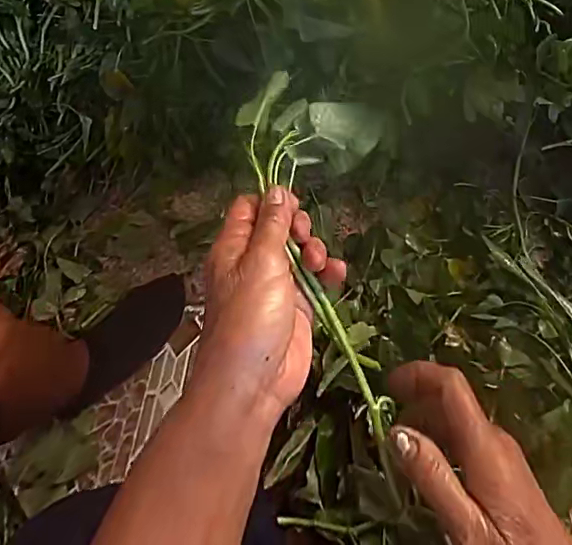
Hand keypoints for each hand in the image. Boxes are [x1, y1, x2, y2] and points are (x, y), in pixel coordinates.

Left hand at [195, 187, 346, 422]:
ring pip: (301, 250)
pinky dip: (328, 272)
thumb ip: (273, 224)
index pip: (250, 208)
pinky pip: (316, 278)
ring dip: (315, 249)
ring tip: (318, 264)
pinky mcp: (298, 305)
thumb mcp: (261, 261)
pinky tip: (336, 274)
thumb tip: (276, 189)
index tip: (292, 208)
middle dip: (298, 226)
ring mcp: (277, 284)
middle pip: (279, 227)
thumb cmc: (250, 316)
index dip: (272, 203)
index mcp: (234, 247)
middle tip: (304, 237)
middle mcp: (254, 261)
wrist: (254, 383)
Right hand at [389, 362, 571, 544]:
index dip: (418, 373)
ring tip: (400, 446)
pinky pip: (468, 439)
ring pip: (458, 420)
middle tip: (385, 422)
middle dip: (416, 401)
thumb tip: (396, 431)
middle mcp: (496, 439)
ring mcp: (504, 453)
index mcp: (485, 444)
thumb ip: (432, 477)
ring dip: (426, 422)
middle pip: (452, 400)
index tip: (388, 382)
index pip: (451, 385)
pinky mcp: (507, 470)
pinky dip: (442, 440)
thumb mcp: (466, 526)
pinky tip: (429, 466)